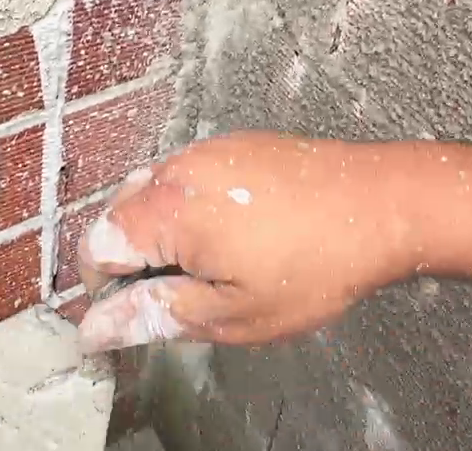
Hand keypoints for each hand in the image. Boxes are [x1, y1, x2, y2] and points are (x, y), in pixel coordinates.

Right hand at [75, 132, 414, 351]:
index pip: (97, 242)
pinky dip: (188, 204)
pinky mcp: (237, 143)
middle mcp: (182, 166)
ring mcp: (211, 149)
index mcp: (171, 207)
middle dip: (130, 255)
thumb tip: (95, 328)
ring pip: (154, 189)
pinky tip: (230, 232)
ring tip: (207, 265)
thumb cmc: (312, 264)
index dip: (103, 284)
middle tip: (175, 294)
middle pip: (120, 210)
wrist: (376, 203)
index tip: (133, 309)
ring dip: (160, 228)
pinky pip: (189, 173)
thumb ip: (155, 314)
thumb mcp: (230, 312)